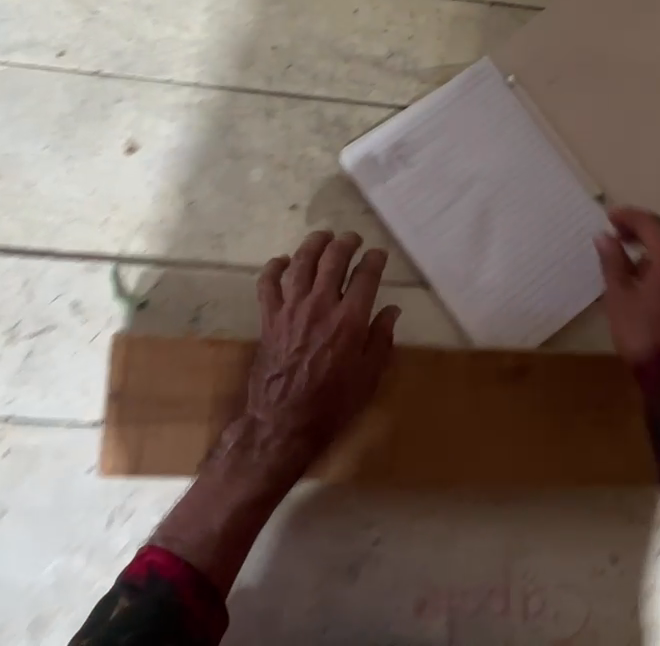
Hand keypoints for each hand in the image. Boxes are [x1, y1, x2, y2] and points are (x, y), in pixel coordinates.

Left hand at [229, 230, 401, 477]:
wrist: (283, 421)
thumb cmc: (332, 404)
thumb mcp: (368, 377)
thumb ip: (381, 339)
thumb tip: (392, 310)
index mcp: (350, 320)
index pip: (365, 276)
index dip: (374, 260)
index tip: (378, 254)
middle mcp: (321, 305)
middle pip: (333, 260)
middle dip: (345, 243)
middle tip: (352, 238)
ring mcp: (291, 309)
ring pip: (301, 263)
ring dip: (313, 245)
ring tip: (323, 237)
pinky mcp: (269, 317)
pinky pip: (268, 283)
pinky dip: (274, 267)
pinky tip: (282, 261)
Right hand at [594, 208, 659, 364]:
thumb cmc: (645, 336)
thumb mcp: (619, 299)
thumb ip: (613, 263)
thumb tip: (605, 238)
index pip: (651, 223)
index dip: (629, 216)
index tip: (610, 218)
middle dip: (650, 227)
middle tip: (625, 237)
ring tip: (637, 263)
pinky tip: (657, 284)